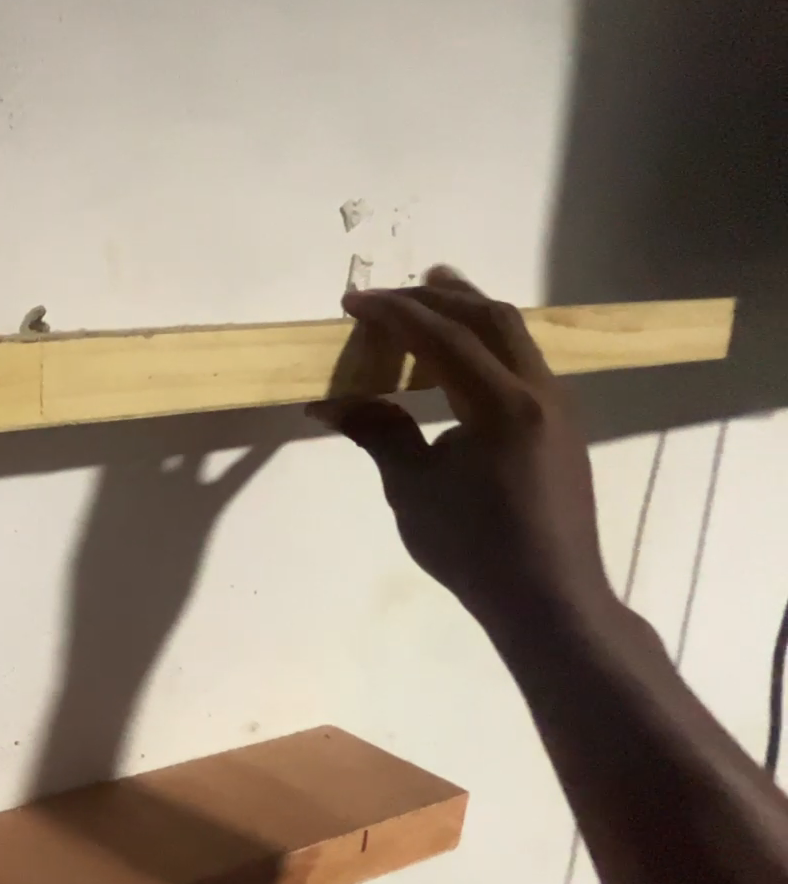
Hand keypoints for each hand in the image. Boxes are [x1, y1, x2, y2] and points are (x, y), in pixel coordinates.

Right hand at [308, 267, 612, 625]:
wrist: (544, 593)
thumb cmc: (470, 543)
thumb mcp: (411, 486)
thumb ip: (377, 432)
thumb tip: (328, 402)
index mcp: (501, 405)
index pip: (443, 338)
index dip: (393, 314)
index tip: (350, 303)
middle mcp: (539, 392)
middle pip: (491, 320)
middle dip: (437, 297)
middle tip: (391, 290)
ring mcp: (554, 407)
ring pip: (513, 336)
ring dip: (466, 313)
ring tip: (431, 296)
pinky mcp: (554, 425)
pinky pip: (518, 362)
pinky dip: (481, 342)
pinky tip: (456, 354)